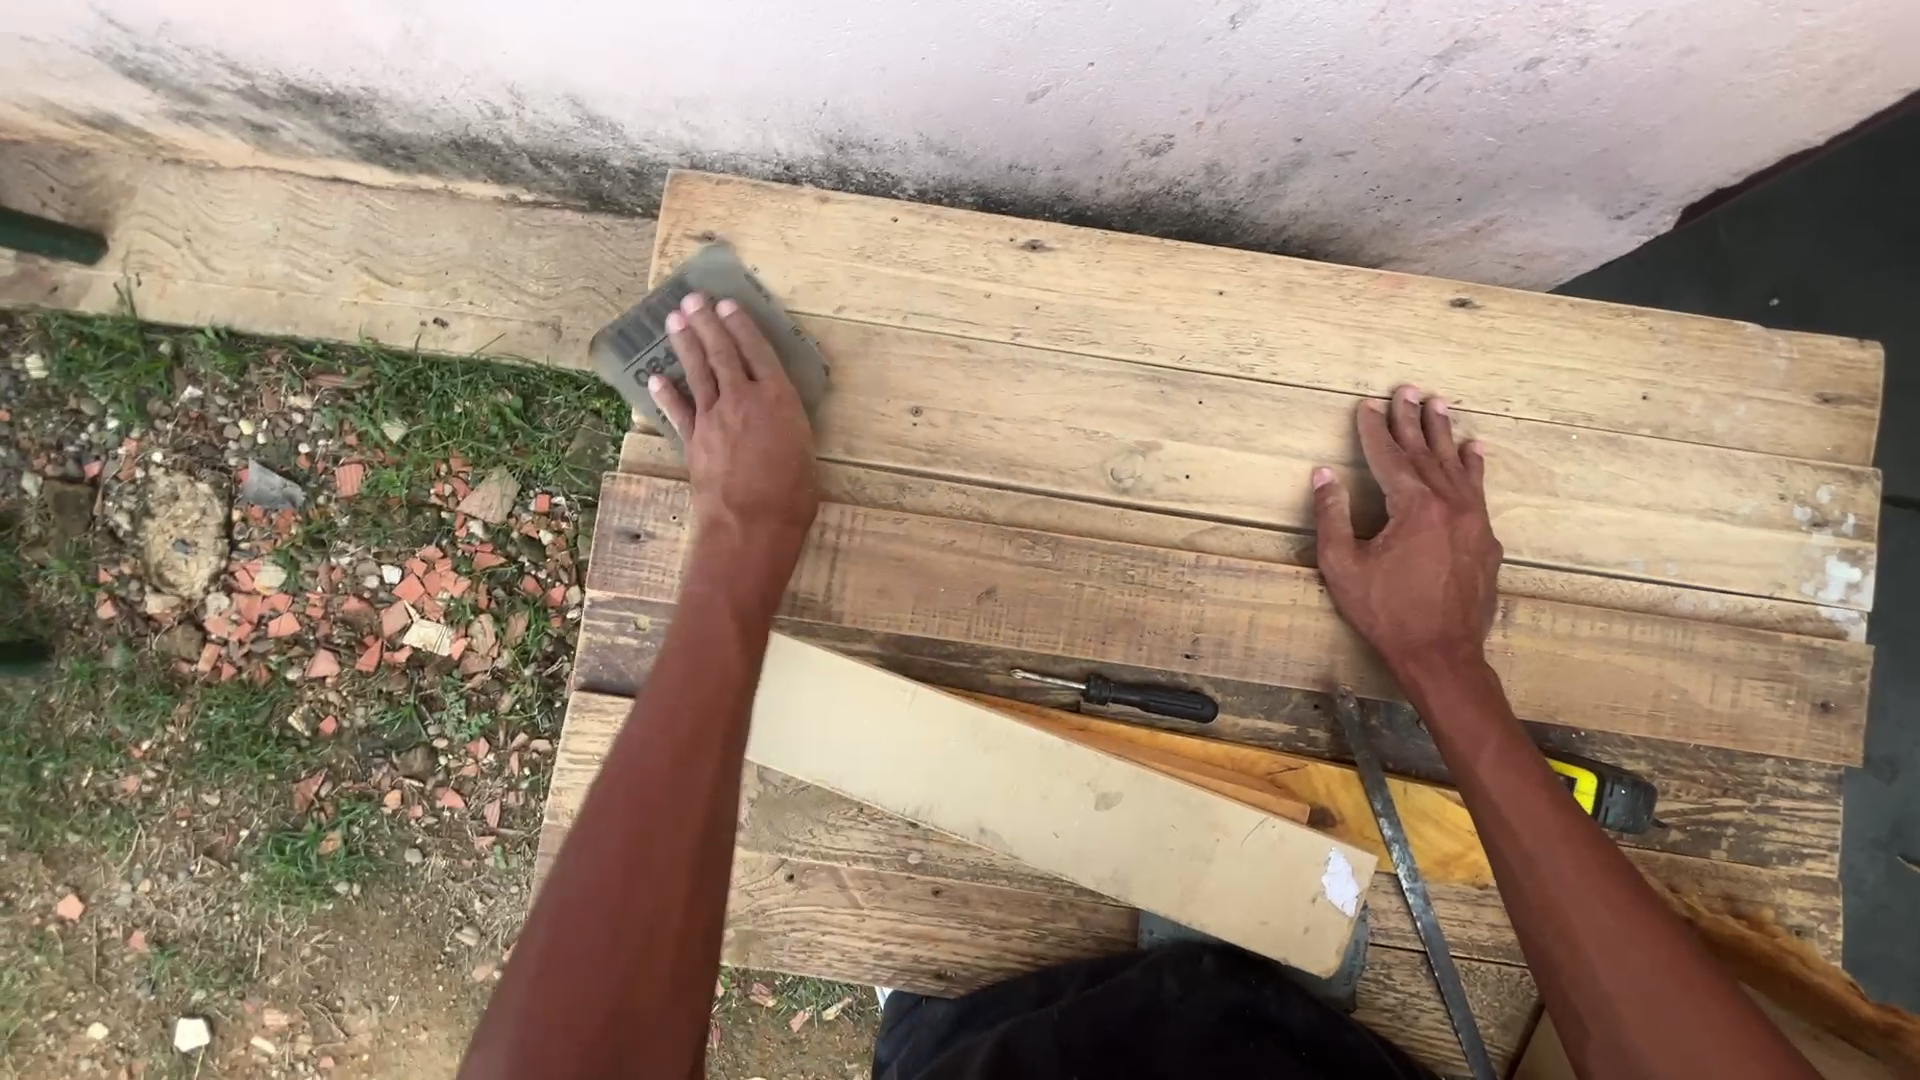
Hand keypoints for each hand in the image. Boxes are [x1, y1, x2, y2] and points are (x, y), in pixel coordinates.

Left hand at [651, 292, 819, 549]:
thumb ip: (789, 429)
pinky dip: (667, 393)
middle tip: (693, 300)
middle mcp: (744, 400)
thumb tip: (781, 425)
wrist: (751, 524)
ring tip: (675, 320)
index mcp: (779, 400)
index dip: (742, 327)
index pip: (758, 352)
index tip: (728, 305)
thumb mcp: (805, 453)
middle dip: (707, 324)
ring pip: (698, 373)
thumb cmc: (793, 495)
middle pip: (722, 353)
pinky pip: (679, 410)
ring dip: (686, 344)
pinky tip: (656, 377)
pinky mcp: (694, 440)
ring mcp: (714, 418)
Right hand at [1311, 385, 1502, 677]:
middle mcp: (1450, 505)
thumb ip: (1331, 516)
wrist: (1441, 653)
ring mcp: (1474, 521)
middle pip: (1426, 453)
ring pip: (1456, 466)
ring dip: (1443, 433)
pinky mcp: (1485, 539)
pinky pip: (1478, 490)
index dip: (1374, 430)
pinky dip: (1472, 466)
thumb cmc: (1385, 611)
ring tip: (1439, 403)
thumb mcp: (1342, 565)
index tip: (1366, 405)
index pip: (1389, 458)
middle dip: (1412, 419)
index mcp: (1414, 508)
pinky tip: (1473, 449)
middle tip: (1406, 389)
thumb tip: (1324, 475)